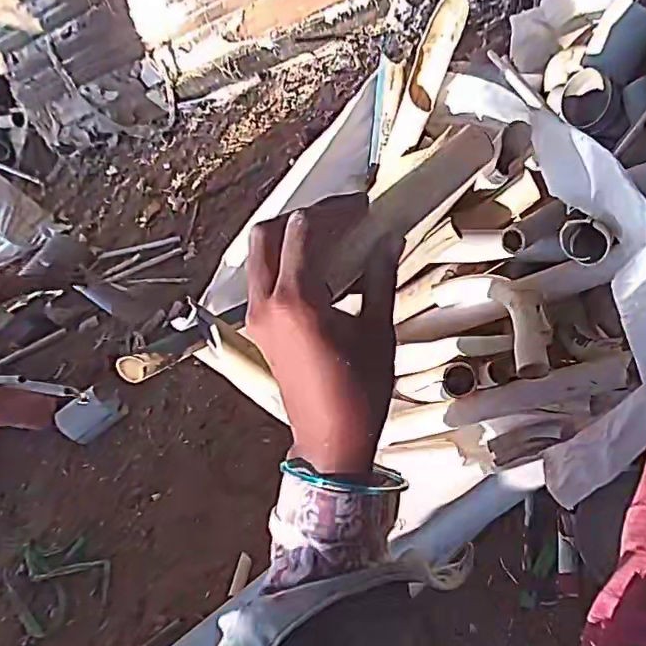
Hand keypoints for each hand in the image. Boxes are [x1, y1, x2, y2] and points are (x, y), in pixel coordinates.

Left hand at [245, 196, 399, 475]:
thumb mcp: (378, 332)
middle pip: (267, 233)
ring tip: (330, 237)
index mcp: (297, 301)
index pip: (303, 231)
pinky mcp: (261, 330)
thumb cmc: (356, 396)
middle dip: (303, 216)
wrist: (330, 439)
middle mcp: (268, 306)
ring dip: (289, 237)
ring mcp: (259, 319)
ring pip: (260, 255)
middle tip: (339, 215)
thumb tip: (386, 244)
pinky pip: (264, 280)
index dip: (333, 210)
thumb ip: (380, 279)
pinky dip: (286, 263)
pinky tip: (320, 268)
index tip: (357, 206)